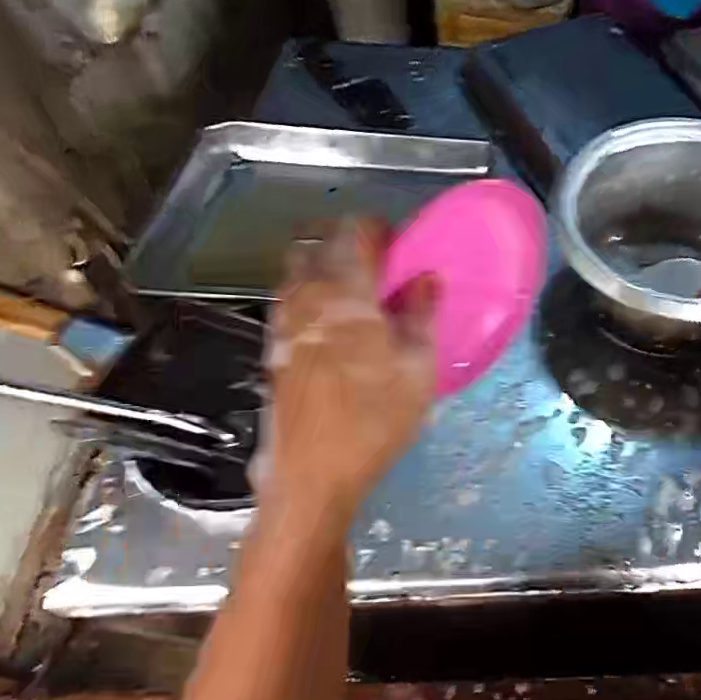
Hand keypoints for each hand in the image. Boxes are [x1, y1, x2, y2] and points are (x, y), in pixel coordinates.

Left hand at [259, 218, 436, 512]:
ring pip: (298, 272)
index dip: (377, 229)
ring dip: (326, 267)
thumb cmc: (376, 418)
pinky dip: (313, 294)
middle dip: (346, 241)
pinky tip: (337, 324)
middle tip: (380, 261)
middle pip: (316, 244)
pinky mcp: (273, 348)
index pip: (352, 234)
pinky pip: (291, 300)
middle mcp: (303, 297)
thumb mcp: (418, 367)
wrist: (313, 470)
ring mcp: (281, 322)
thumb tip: (427, 279)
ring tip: (361, 291)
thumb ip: (422, 315)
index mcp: (344, 294)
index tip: (400, 240)